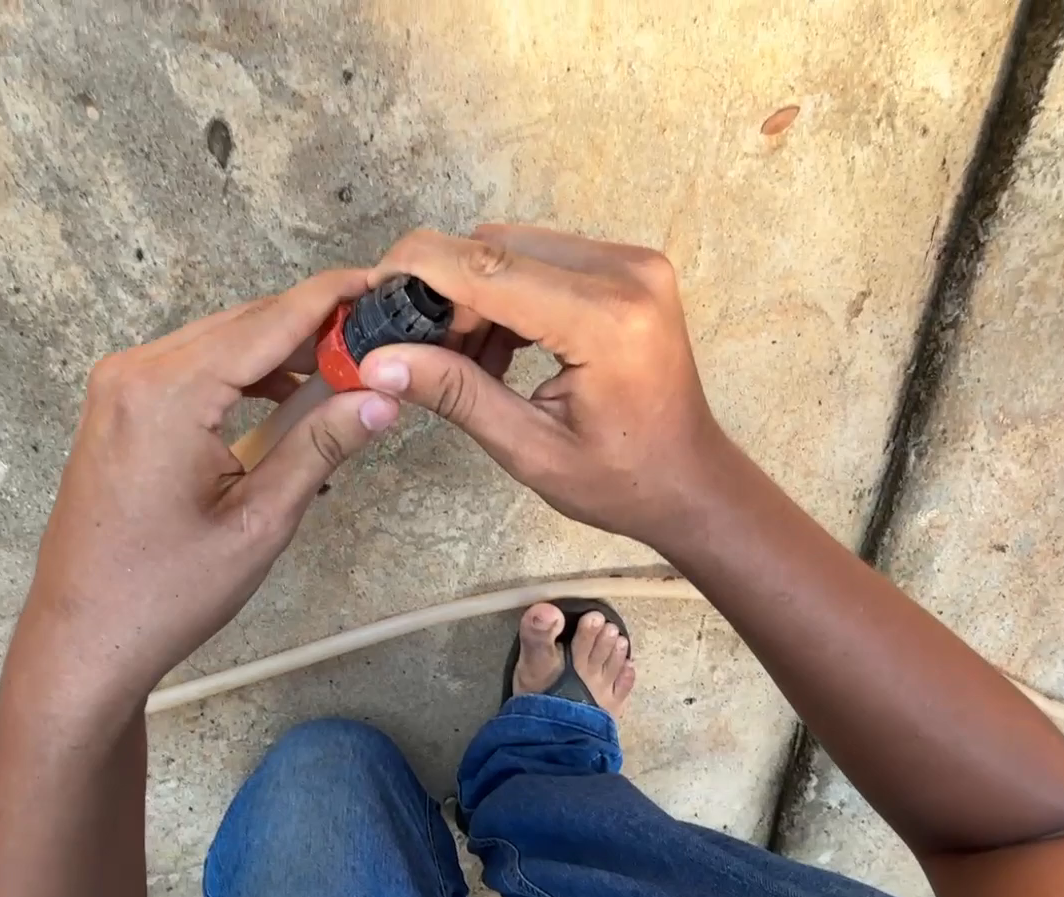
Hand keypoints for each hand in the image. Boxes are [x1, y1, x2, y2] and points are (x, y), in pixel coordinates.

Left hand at [0, 270, 399, 724]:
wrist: (84, 640)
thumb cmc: (167, 591)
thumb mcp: (261, 519)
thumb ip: (322, 445)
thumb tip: (381, 397)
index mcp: (168, 392)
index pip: (269, 322)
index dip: (332, 299)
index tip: (381, 283)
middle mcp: (135, 371)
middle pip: (243, 324)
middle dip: (312, 326)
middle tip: (376, 338)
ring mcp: (120, 387)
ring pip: (220, 343)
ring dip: (281, 352)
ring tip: (342, 371)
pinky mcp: (120, 409)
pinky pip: (195, 369)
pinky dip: (245, 375)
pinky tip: (285, 398)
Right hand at [356, 226, 735, 545]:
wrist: (691, 482)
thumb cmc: (622, 482)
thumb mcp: (531, 450)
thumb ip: (458, 395)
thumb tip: (380, 362)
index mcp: (605, 321)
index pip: (487, 266)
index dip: (418, 270)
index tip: (372, 289)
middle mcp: (626, 274)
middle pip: (498, 247)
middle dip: (447, 292)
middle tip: (425, 352)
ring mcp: (634, 265)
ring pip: (517, 249)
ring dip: (477, 295)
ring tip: (467, 361)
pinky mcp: (631, 270)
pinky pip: (546, 260)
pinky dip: (509, 295)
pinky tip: (501, 348)